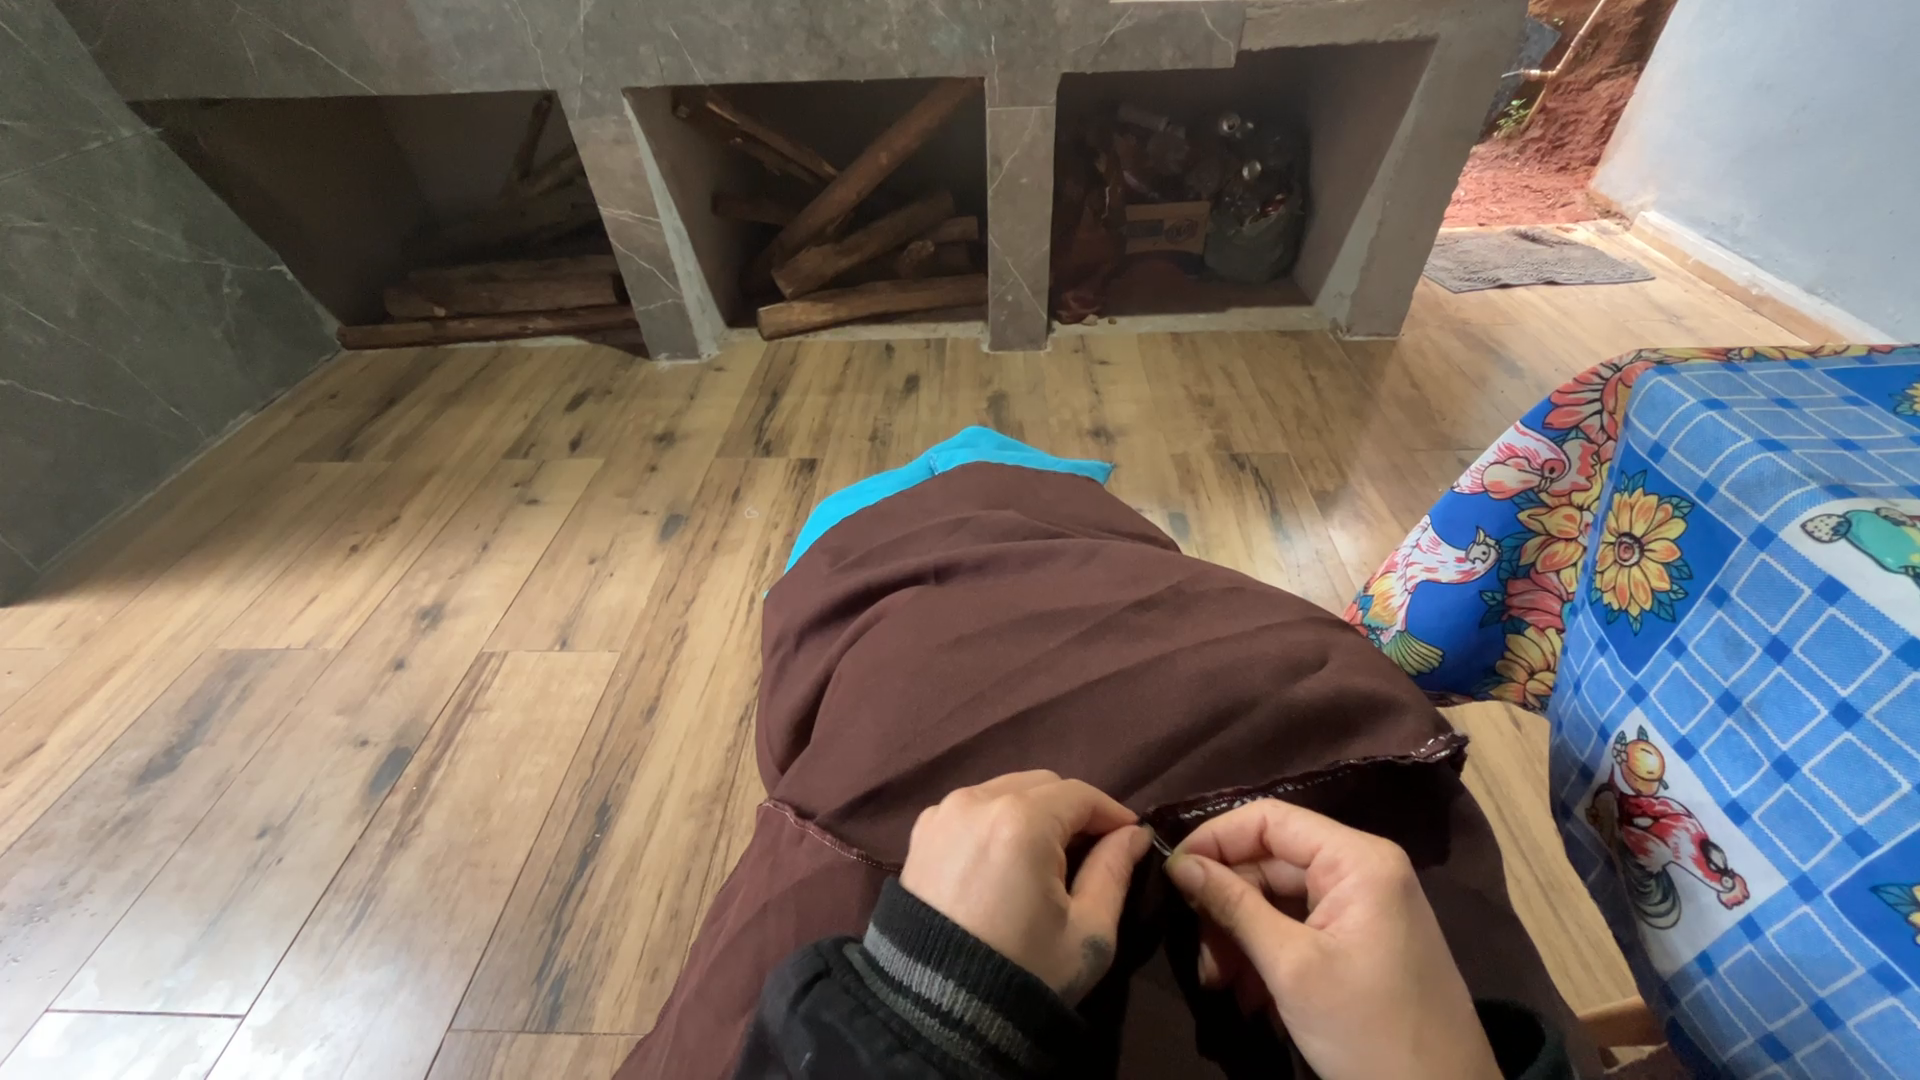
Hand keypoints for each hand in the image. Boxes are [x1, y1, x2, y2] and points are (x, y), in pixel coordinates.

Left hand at [899, 770, 1150, 1003]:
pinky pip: (973, 808)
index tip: (1131, 836)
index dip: (1111, 812)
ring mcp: (944, 812)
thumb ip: (1114, 871)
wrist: (936, 1012)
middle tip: (1091, 850)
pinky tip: (1005, 858)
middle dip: (1072, 810)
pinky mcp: (922, 831)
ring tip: (1048, 856)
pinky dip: (996, 820)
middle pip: (1041, 785)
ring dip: (1034, 812)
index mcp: (1021, 819)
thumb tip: (1134, 835)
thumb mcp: (1087, 931)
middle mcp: (978, 800)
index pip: (1080, 794)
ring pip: (1005, 790)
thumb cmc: (1023, 971)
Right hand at [1165, 799, 1499, 1079]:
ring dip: (1239, 935)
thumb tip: (1178, 863)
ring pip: (1275, 897)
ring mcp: (1361, 905)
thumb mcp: (1290, 967)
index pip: (1267, 819)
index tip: (1173, 874)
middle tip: (1198, 952)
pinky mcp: (1358, 939)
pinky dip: (1264, 953)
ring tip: (1219, 983)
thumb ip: (1232, 905)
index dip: (1215, 839)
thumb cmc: (1370, 1034)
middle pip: (1268, 861)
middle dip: (1226, 904)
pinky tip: (1247, 994)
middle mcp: (1360, 868)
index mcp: (1356, 859)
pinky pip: (1295, 926)